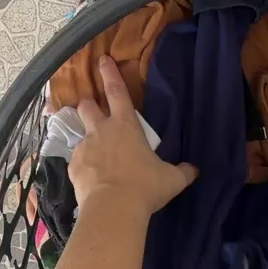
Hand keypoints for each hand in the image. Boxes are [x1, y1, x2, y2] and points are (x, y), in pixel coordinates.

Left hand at [67, 56, 196, 219]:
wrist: (113, 208)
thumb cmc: (145, 187)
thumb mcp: (171, 179)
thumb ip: (182, 171)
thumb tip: (194, 170)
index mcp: (125, 125)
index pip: (116, 90)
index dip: (109, 73)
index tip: (102, 60)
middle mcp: (101, 130)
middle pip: (87, 106)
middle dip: (89, 105)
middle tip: (94, 112)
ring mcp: (84, 147)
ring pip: (80, 133)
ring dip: (87, 139)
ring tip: (96, 155)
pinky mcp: (73, 166)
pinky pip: (78, 160)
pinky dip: (84, 165)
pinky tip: (92, 179)